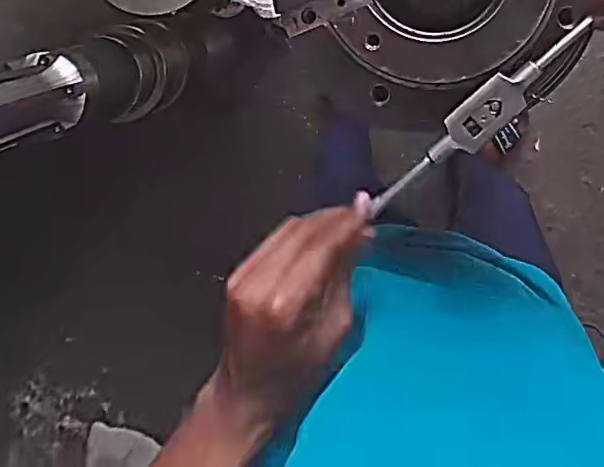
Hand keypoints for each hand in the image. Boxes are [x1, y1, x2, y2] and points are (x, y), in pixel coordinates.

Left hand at [203, 196, 375, 440]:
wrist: (245, 397)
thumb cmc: (297, 376)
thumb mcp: (336, 331)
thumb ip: (345, 275)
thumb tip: (361, 234)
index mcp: (285, 305)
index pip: (321, 246)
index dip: (346, 222)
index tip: (367, 205)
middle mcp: (259, 284)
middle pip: (304, 231)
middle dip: (335, 217)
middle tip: (360, 212)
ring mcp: (242, 277)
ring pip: (288, 228)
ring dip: (319, 220)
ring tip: (343, 221)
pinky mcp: (237, 273)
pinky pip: (275, 237)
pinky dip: (300, 230)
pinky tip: (318, 233)